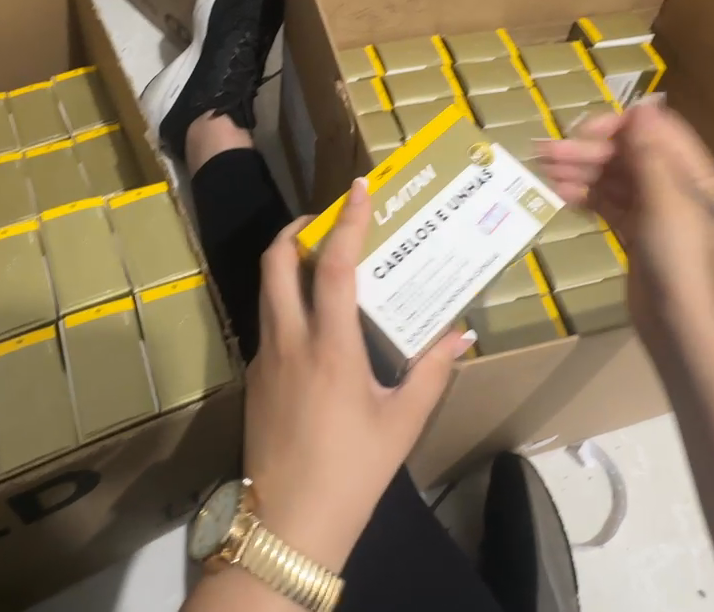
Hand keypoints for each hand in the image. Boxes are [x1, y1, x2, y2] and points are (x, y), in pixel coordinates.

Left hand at [240, 181, 471, 571]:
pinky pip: (267, 320)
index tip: (357, 188)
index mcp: (330, 347)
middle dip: (297, 229)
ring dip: (287, 261)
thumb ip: (432, 372)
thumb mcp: (402, 423)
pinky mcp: (252, 377)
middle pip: (277, 261)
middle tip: (325, 220)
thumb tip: (460, 334)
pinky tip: (312, 320)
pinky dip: (285, 299)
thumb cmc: (352, 471)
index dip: (346, 222)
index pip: (335, 267)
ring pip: (265, 288)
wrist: (287, 526)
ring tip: (321, 259)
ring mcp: (264, 357)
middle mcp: (289, 340)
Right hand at [534, 102, 713, 328]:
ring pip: (611, 178)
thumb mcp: (665, 203)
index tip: (580, 132)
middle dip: (586, 150)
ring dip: (578, 171)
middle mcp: (674, 185)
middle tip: (544, 154)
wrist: (682, 326)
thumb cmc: (679, 261)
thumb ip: (649, 155)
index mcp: (691, 172)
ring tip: (542, 172)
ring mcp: (654, 210)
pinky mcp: (636, 233)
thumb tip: (640, 107)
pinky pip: (606, 203)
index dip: (615, 126)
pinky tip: (559, 195)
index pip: (651, 130)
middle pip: (625, 153)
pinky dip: (584, 196)